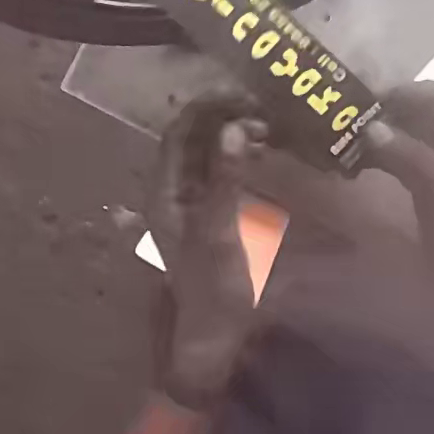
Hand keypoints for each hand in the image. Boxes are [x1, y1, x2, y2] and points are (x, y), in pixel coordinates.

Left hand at [148, 92, 269, 408]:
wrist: (216, 340)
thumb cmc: (214, 287)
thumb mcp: (221, 231)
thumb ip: (226, 178)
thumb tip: (234, 127)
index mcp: (166, 192)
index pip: (179, 134)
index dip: (206, 109)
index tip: (242, 94)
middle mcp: (175, 192)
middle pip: (194, 141)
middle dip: (224, 119)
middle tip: (263, 108)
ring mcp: (194, 204)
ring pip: (209, 157)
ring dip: (233, 137)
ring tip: (266, 124)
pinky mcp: (214, 216)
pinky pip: (223, 176)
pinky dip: (240, 159)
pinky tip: (261, 152)